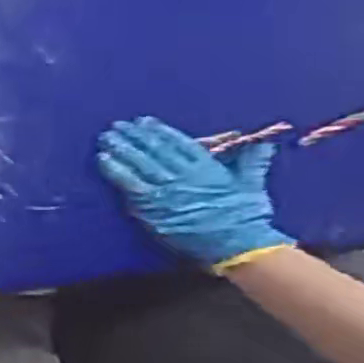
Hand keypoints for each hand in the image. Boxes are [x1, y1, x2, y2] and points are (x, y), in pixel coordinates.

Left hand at [97, 116, 292, 271]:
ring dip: (121, 148)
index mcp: (208, 168)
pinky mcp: (147, 203)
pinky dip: (114, 169)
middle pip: (155, 151)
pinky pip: (127, 182)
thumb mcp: (251, 185)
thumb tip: (262, 143)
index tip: (145, 121)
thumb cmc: (243, 215)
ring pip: (139, 163)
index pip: (180, 144)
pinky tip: (102, 158)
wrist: (233, 242)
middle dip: (135, 136)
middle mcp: (183, 175)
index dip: (161, 132)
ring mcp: (164, 189)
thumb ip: (252, 162)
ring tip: (106, 137)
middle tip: (117, 125)